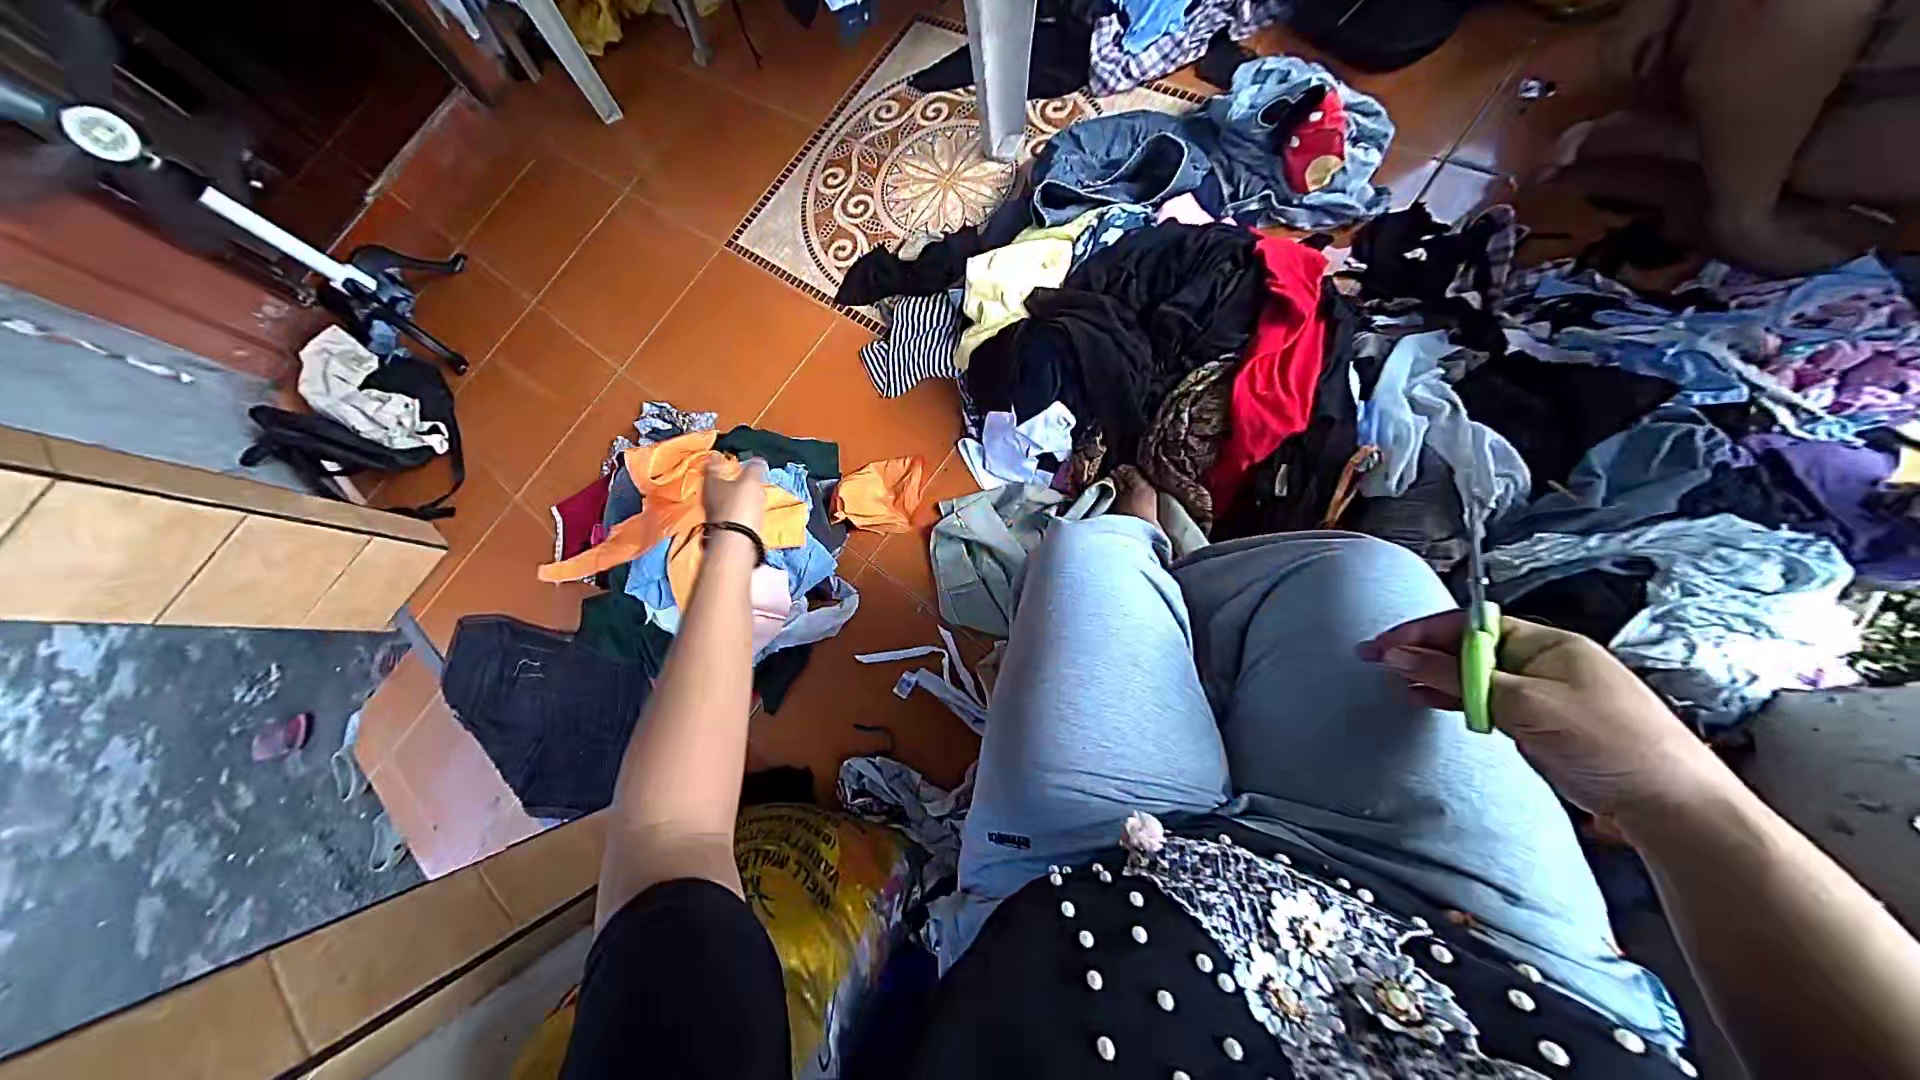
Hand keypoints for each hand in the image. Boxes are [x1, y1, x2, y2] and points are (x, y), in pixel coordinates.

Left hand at [702, 455, 766, 533]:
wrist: (737, 541)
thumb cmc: (740, 506)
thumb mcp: (750, 482)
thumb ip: (754, 469)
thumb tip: (758, 460)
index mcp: (711, 482)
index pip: (711, 465)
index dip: (716, 458)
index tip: (717, 453)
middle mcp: (709, 497)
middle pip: (717, 483)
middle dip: (726, 477)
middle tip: (736, 471)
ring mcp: (716, 513)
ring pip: (725, 498)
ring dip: (735, 493)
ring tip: (748, 489)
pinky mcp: (725, 527)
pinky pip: (733, 511)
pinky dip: (740, 507)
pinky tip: (750, 508)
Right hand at [1357, 611, 1736, 823]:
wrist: (1673, 807)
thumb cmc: (1609, 742)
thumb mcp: (1525, 703)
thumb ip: (1457, 677)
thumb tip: (1399, 655)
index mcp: (1546, 642)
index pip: (1469, 624)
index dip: (1422, 632)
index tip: (1384, 646)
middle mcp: (1539, 661)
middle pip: (1466, 647)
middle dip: (1421, 653)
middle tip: (1378, 663)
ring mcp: (1537, 692)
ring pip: (1470, 675)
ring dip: (1432, 677)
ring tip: (1396, 683)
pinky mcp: (1535, 721)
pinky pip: (1481, 700)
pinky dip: (1452, 699)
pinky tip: (1426, 701)